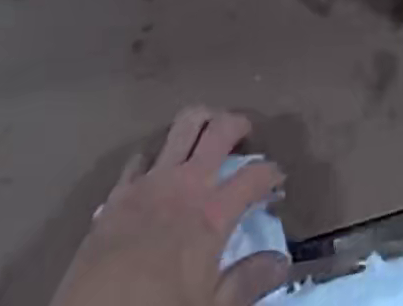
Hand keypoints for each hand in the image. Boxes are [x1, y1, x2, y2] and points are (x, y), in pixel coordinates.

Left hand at [51, 107, 290, 305]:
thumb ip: (249, 281)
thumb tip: (282, 261)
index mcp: (213, 213)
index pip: (256, 175)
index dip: (272, 173)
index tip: (277, 182)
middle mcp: (187, 184)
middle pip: (221, 129)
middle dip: (239, 124)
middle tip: (245, 136)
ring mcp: (151, 182)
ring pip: (184, 124)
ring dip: (202, 121)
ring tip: (208, 133)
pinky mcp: (120, 190)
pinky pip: (143, 155)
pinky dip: (157, 155)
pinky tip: (160, 170)